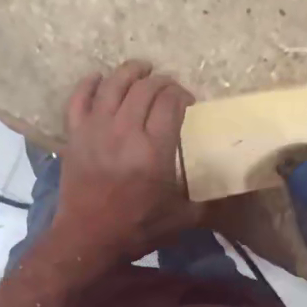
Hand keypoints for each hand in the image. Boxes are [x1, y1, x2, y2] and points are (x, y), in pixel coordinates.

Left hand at [46, 61, 201, 265]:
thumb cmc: (138, 227)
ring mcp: (95, 129)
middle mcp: (125, 131)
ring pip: (113, 84)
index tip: (189, 102)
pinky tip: (99, 78)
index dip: (182, 94)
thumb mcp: (183, 217)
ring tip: (142, 69)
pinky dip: (89, 83)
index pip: (170, 102)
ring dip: (130, 72)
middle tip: (170, 88)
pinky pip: (79, 98)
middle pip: (144, 88)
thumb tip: (231, 193)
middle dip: (162, 82)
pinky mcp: (75, 134)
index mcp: (154, 149)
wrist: (89, 238)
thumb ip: (208, 201)